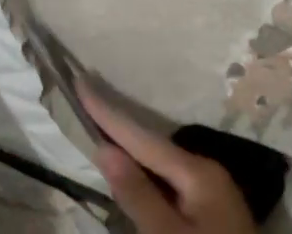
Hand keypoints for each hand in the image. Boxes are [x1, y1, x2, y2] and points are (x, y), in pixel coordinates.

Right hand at [81, 84, 258, 233]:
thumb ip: (138, 195)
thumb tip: (104, 148)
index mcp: (199, 173)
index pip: (141, 136)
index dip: (106, 110)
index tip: (80, 79)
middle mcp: (207, 172)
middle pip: (151, 143)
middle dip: (116, 123)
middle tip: (85, 97)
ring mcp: (211, 192)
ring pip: (159, 161)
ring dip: (128, 145)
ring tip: (97, 123)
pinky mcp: (209, 212)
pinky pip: (167, 179)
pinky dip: (143, 170)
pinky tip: (128, 166)